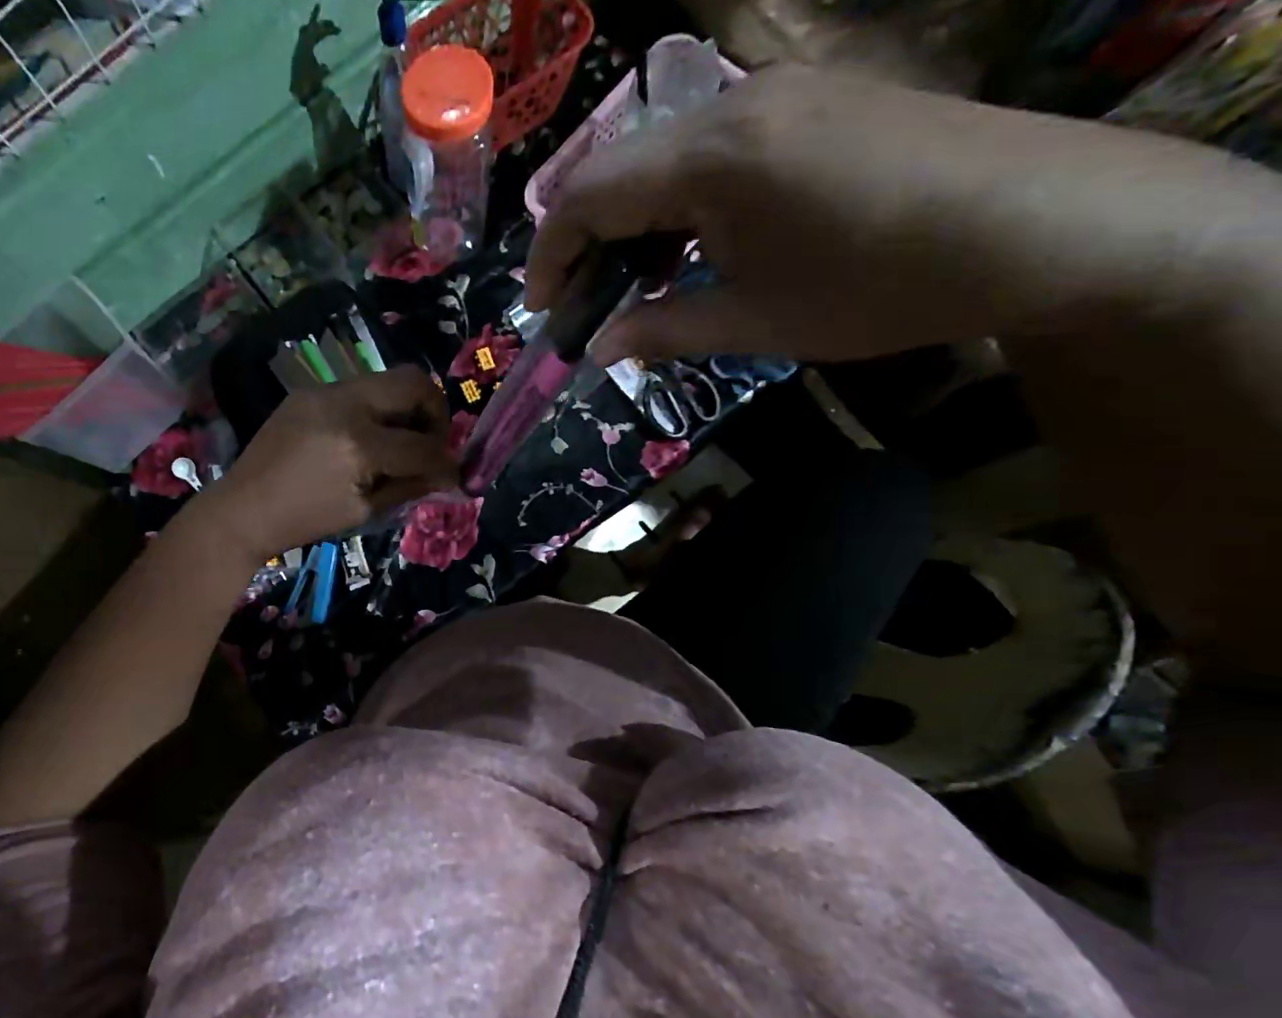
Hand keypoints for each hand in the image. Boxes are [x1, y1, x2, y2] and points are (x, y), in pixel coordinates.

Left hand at [190, 368, 456, 563]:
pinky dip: (375, 408)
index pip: (422, 445)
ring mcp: (323, 391)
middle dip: (435, 411)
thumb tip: (448, 476)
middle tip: (432, 441)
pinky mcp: (308, 391)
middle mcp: (344, 405)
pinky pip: (357, 389)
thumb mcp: (363, 510)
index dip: (446, 462)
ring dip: (404, 407)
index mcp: (358, 445)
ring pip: (385, 380)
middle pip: (413, 382)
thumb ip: (410, 486)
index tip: (454, 473)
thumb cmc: (303, 520)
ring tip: (400, 440)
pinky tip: (367, 437)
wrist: (242, 510)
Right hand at [527, 67, 1281, 363]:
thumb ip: (661, 331)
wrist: (1050, 223)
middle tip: (581, 300)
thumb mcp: (755, 323)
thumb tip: (597, 350)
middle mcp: (733, 106)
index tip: (541, 309)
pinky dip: (675, 195)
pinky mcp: (809, 96)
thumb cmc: (882, 286)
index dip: (548, 255)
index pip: (585, 197)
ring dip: (629, 217)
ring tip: (633, 278)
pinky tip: (690, 239)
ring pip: (657, 152)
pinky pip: (707, 142)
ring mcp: (775, 92)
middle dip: (581, 239)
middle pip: (614, 168)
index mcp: (711, 161)